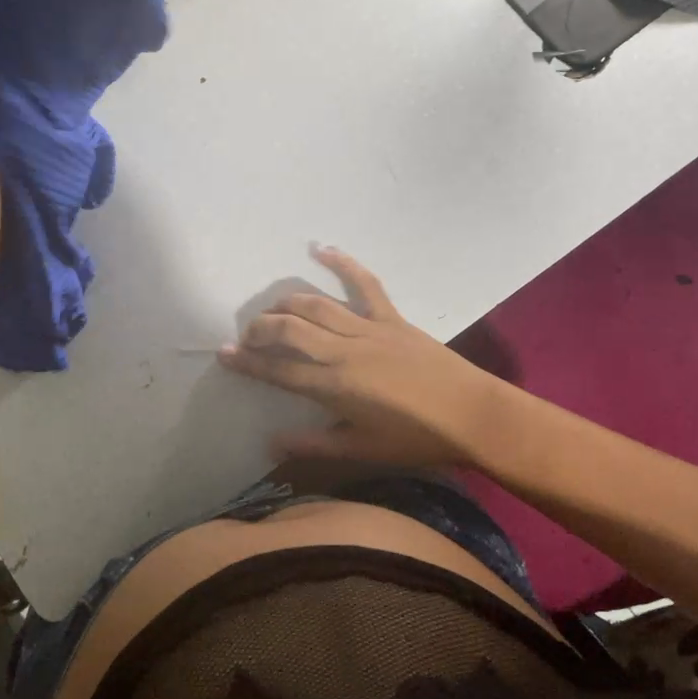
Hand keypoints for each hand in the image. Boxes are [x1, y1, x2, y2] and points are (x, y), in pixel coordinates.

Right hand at [220, 246, 515, 469]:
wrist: (474, 416)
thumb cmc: (416, 439)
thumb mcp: (362, 449)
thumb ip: (313, 446)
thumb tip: (270, 443)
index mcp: (335, 386)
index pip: (278, 371)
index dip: (247, 363)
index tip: (224, 355)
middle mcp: (344, 351)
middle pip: (289, 329)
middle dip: (259, 329)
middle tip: (246, 336)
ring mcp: (368, 328)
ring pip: (315, 305)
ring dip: (286, 304)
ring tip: (271, 311)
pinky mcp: (391, 317)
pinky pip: (364, 283)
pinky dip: (342, 263)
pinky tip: (320, 249)